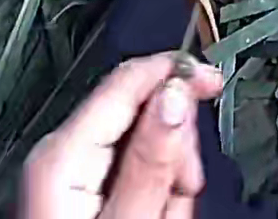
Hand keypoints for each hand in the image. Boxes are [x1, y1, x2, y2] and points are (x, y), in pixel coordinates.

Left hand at [21, 53, 224, 218]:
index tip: (215, 82)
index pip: (128, 80)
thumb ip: (151, 160)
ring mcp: (72, 176)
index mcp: (63, 153)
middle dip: (173, 156)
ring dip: (168, 188)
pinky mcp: (82, 199)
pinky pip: (136, 180)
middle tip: (177, 205)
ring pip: (147, 151)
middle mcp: (64, 153)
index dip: (175, 72)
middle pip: (142, 116)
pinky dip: (155, 202)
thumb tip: (176, 91)